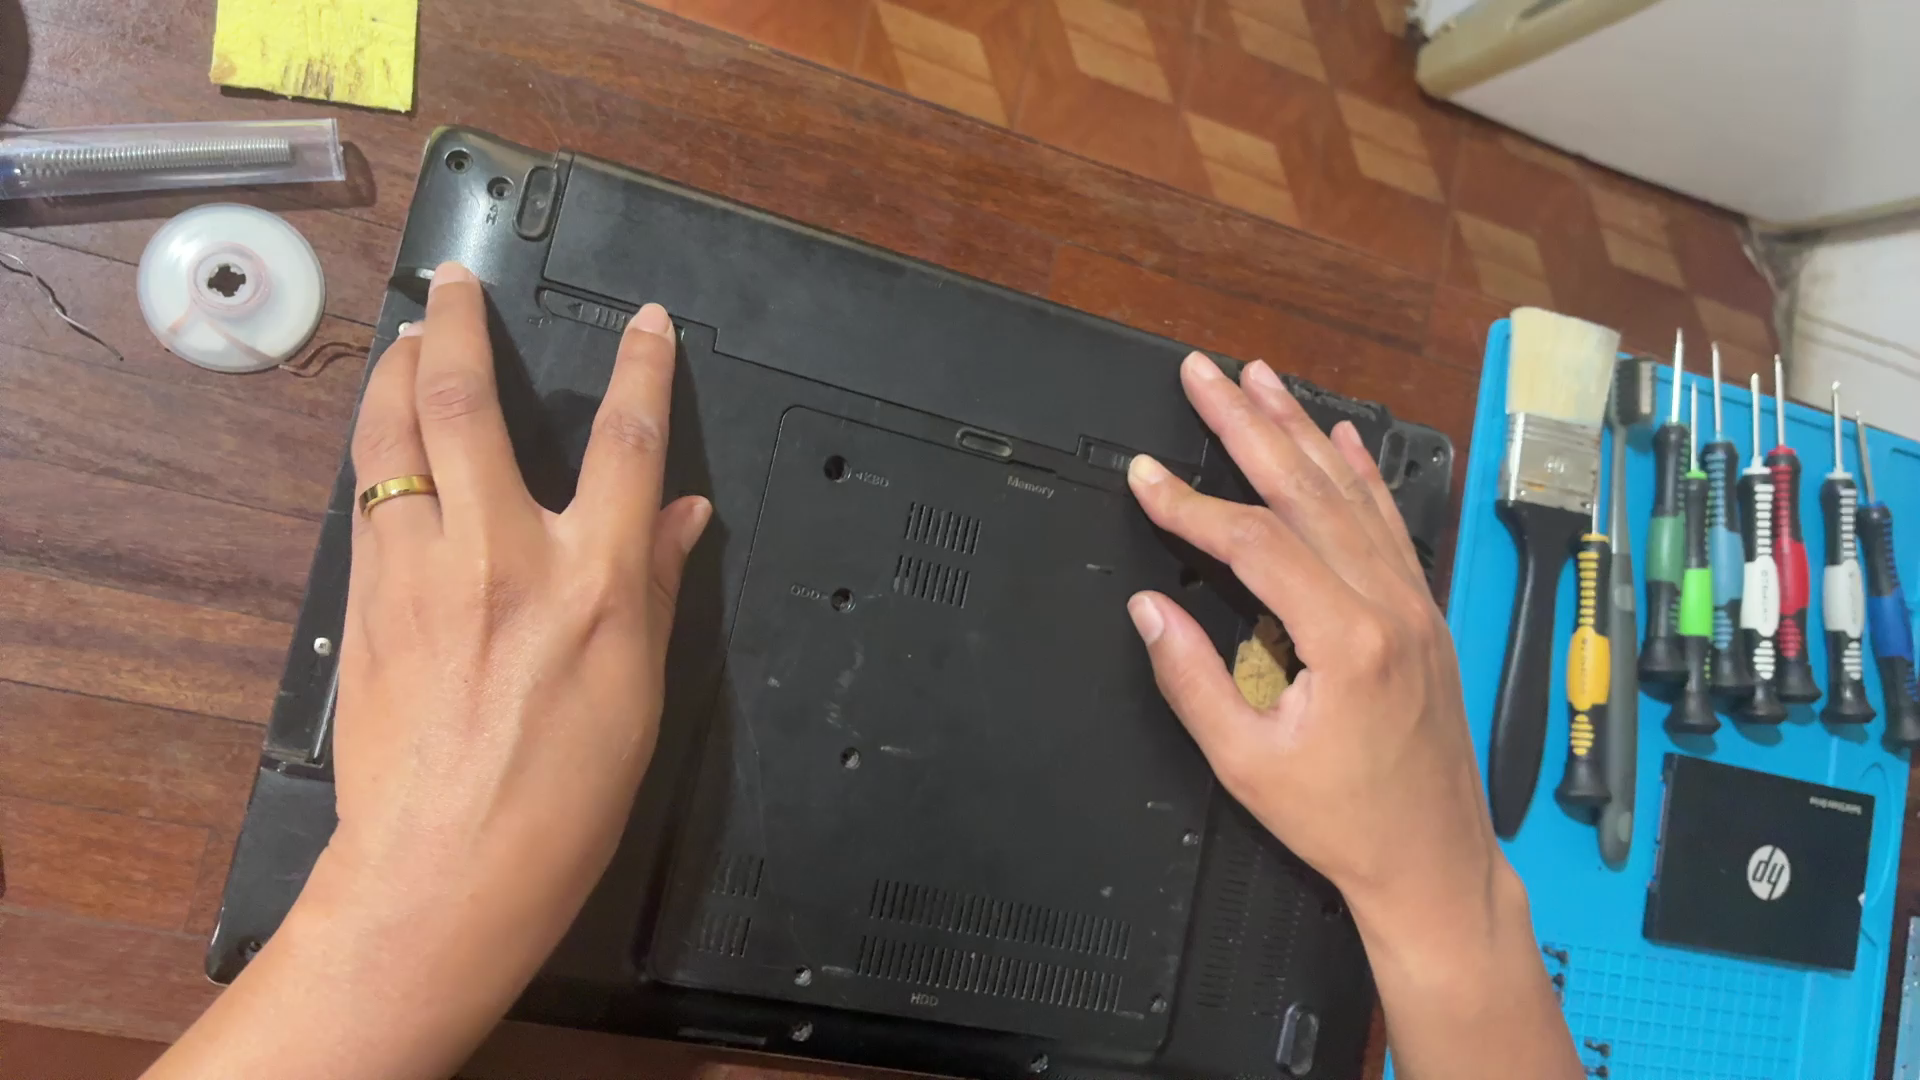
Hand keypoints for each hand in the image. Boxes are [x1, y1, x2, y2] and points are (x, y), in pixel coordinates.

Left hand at [330, 260, 709, 935]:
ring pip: (389, 440)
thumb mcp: (644, 677)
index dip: (645, 371)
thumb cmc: (572, 780)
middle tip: (455, 288)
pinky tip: (387, 445)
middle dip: (460, 329)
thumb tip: (684, 513)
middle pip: (467, 406)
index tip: (649, 325)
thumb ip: (659, 579)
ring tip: (403, 337)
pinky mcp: (365, 604)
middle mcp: (504, 554)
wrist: (452, 864)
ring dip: (394, 374)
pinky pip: (369, 502)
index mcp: (596, 577)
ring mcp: (421, 573)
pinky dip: (378, 453)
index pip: (631, 443)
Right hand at [1125, 353, 1576, 1078]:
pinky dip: (1360, 471)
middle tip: (1202, 373)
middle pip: (1306, 489)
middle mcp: (1388, 602)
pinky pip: (1388, 521)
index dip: (1190, 505)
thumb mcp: (1244, 761)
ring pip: (1349, 492)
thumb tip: (1147, 607)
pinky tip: (1340, 434)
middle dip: (1247, 423)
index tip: (1142, 476)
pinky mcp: (1421, 609)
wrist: (1434, 862)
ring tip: (1258, 378)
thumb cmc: (1337, 818)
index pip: (1254, 542)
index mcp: (1346, 638)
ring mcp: (1413, 600)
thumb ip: (1192, 676)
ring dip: (1299, 429)